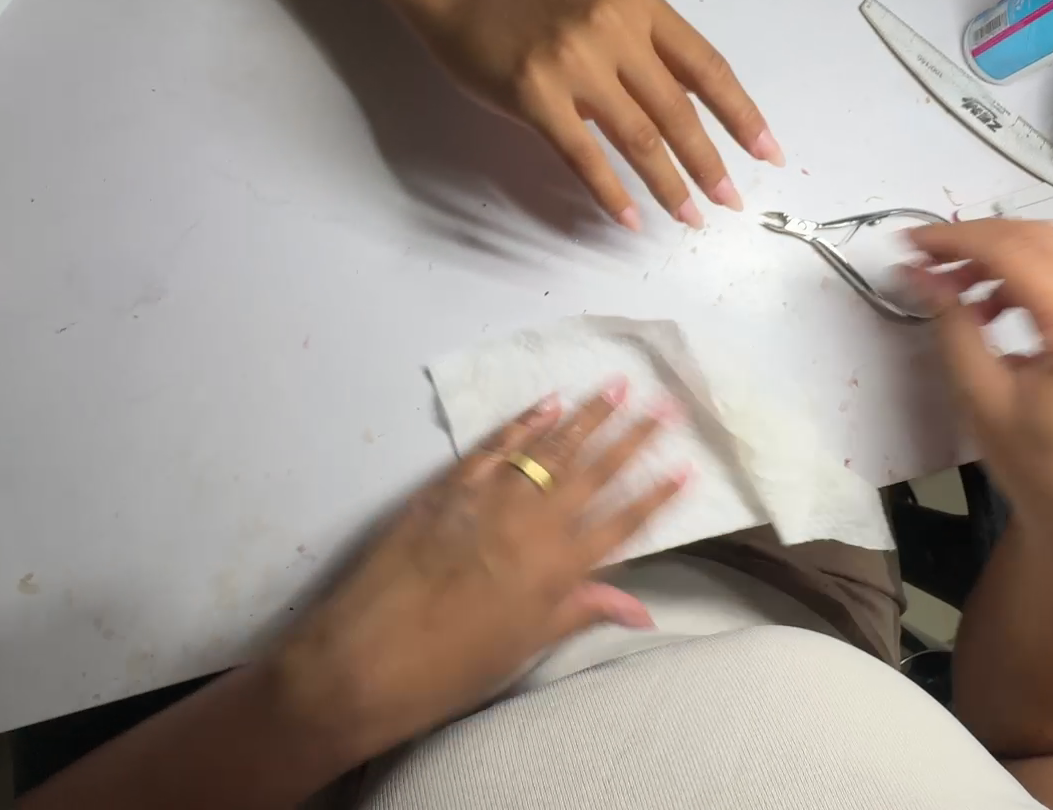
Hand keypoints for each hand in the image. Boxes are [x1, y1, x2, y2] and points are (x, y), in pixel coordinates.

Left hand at [265, 385, 684, 760]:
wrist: (365, 658)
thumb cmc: (453, 667)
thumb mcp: (525, 648)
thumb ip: (582, 612)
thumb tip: (642, 609)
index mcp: (557, 570)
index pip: (622, 524)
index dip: (657, 496)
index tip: (687, 466)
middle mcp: (533, 525)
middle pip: (594, 472)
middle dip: (634, 436)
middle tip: (664, 403)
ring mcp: (490, 498)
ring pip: (550, 448)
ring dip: (587, 415)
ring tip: (617, 386)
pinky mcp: (451, 485)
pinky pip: (495, 447)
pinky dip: (523, 423)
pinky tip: (548, 402)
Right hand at [401, 0, 783, 229]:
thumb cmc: (539, 3)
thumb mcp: (607, 5)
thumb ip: (649, 50)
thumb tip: (692, 109)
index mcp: (641, 5)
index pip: (708, 67)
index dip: (742, 115)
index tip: (768, 154)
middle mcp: (614, 29)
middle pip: (678, 111)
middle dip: (710, 164)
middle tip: (730, 202)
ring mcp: (573, 63)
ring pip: (639, 138)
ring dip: (670, 186)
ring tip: (690, 218)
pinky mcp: (535, 95)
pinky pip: (584, 155)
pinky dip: (611, 192)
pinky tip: (630, 218)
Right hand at [905, 220, 1052, 526]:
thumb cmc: (1034, 464)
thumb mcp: (980, 395)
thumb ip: (951, 323)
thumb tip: (917, 271)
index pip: (1018, 254)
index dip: (958, 239)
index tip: (908, 242)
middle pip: (1042, 240)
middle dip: (976, 238)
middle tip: (924, 256)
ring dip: (999, 253)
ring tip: (953, 283)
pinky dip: (1023, 273)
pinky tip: (990, 304)